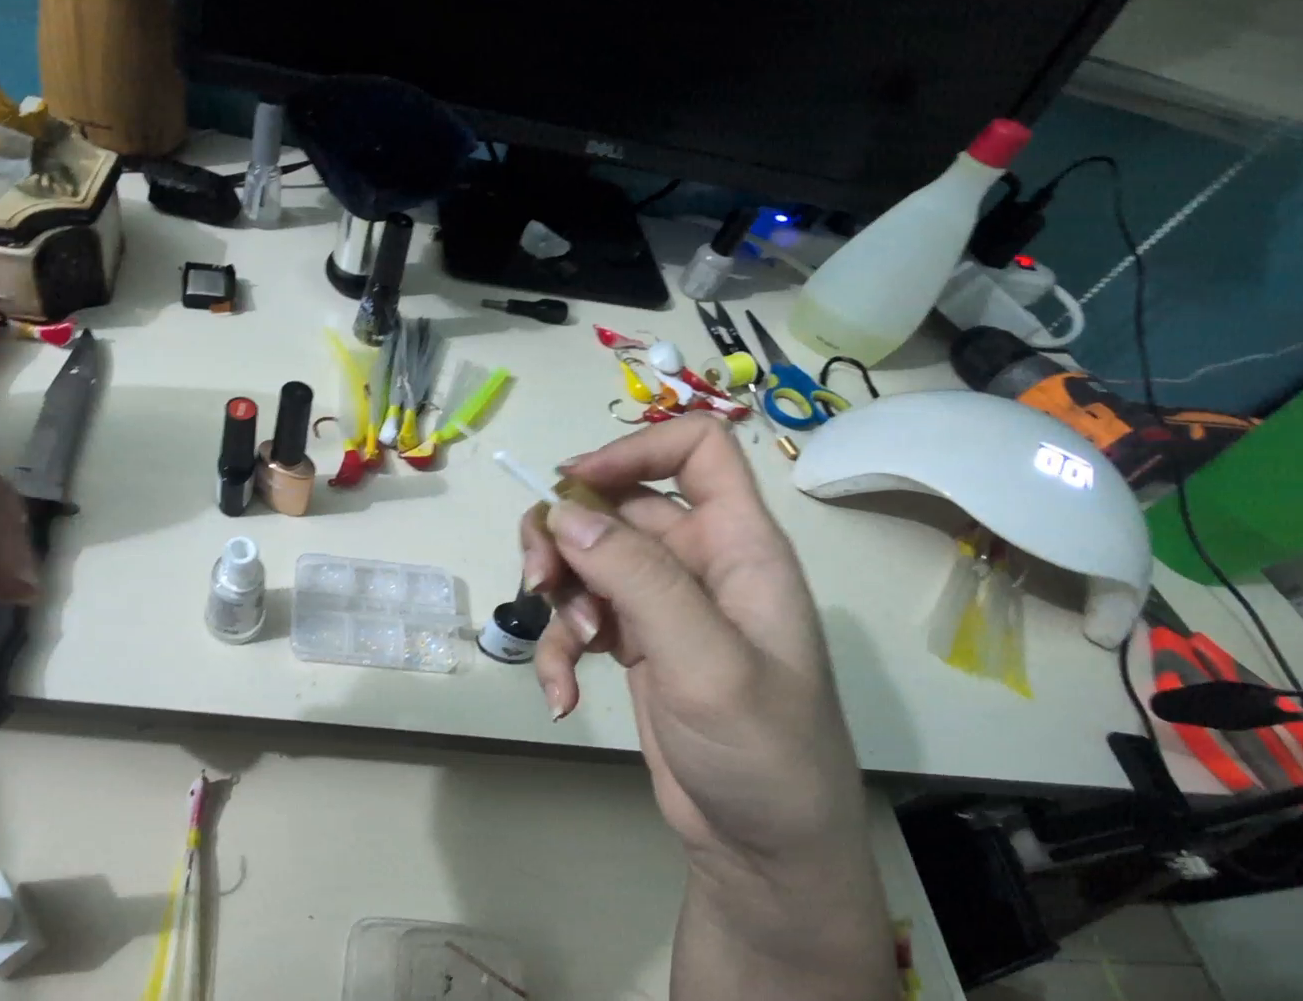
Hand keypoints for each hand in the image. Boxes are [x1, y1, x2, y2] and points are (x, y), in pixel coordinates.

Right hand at [520, 416, 894, 998]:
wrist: (764, 852)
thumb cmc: (761, 751)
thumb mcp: (705, 662)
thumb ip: (638, 579)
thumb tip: (564, 513)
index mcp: (738, 547)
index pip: (696, 451)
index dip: (634, 450)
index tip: (571, 486)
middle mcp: (699, 564)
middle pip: (616, 508)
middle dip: (567, 539)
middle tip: (538, 580)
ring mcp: (665, 607)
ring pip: (588, 563)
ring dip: (559, 599)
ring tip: (563, 648)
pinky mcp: (638, 647)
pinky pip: (581, 620)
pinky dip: (560, 650)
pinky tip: (561, 694)